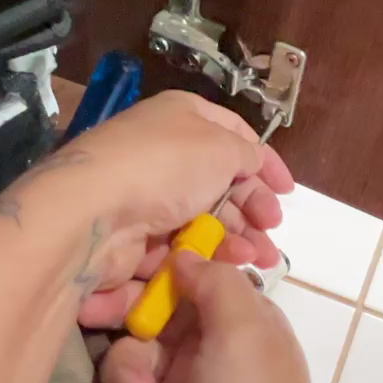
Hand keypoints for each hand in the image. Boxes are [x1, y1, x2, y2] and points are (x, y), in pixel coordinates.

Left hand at [44, 91, 293, 327]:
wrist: (94, 213)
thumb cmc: (164, 166)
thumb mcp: (220, 146)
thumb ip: (247, 155)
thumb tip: (253, 163)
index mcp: (183, 118)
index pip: (234, 135)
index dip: (264, 162)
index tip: (287, 191)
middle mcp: (166, 154)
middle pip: (222, 182)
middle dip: (254, 208)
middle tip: (272, 230)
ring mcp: (150, 197)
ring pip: (207, 219)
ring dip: (239, 237)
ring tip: (260, 258)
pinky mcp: (138, 237)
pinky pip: (184, 244)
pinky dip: (211, 254)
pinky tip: (232, 264)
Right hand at [99, 256, 382, 382]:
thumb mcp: (244, 338)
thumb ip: (215, 283)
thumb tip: (189, 252)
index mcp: (245, 322)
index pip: (195, 273)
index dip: (158, 266)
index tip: (121, 262)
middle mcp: (215, 353)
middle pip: (153, 312)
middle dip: (128, 320)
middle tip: (94, 317)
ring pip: (130, 358)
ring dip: (129, 377)